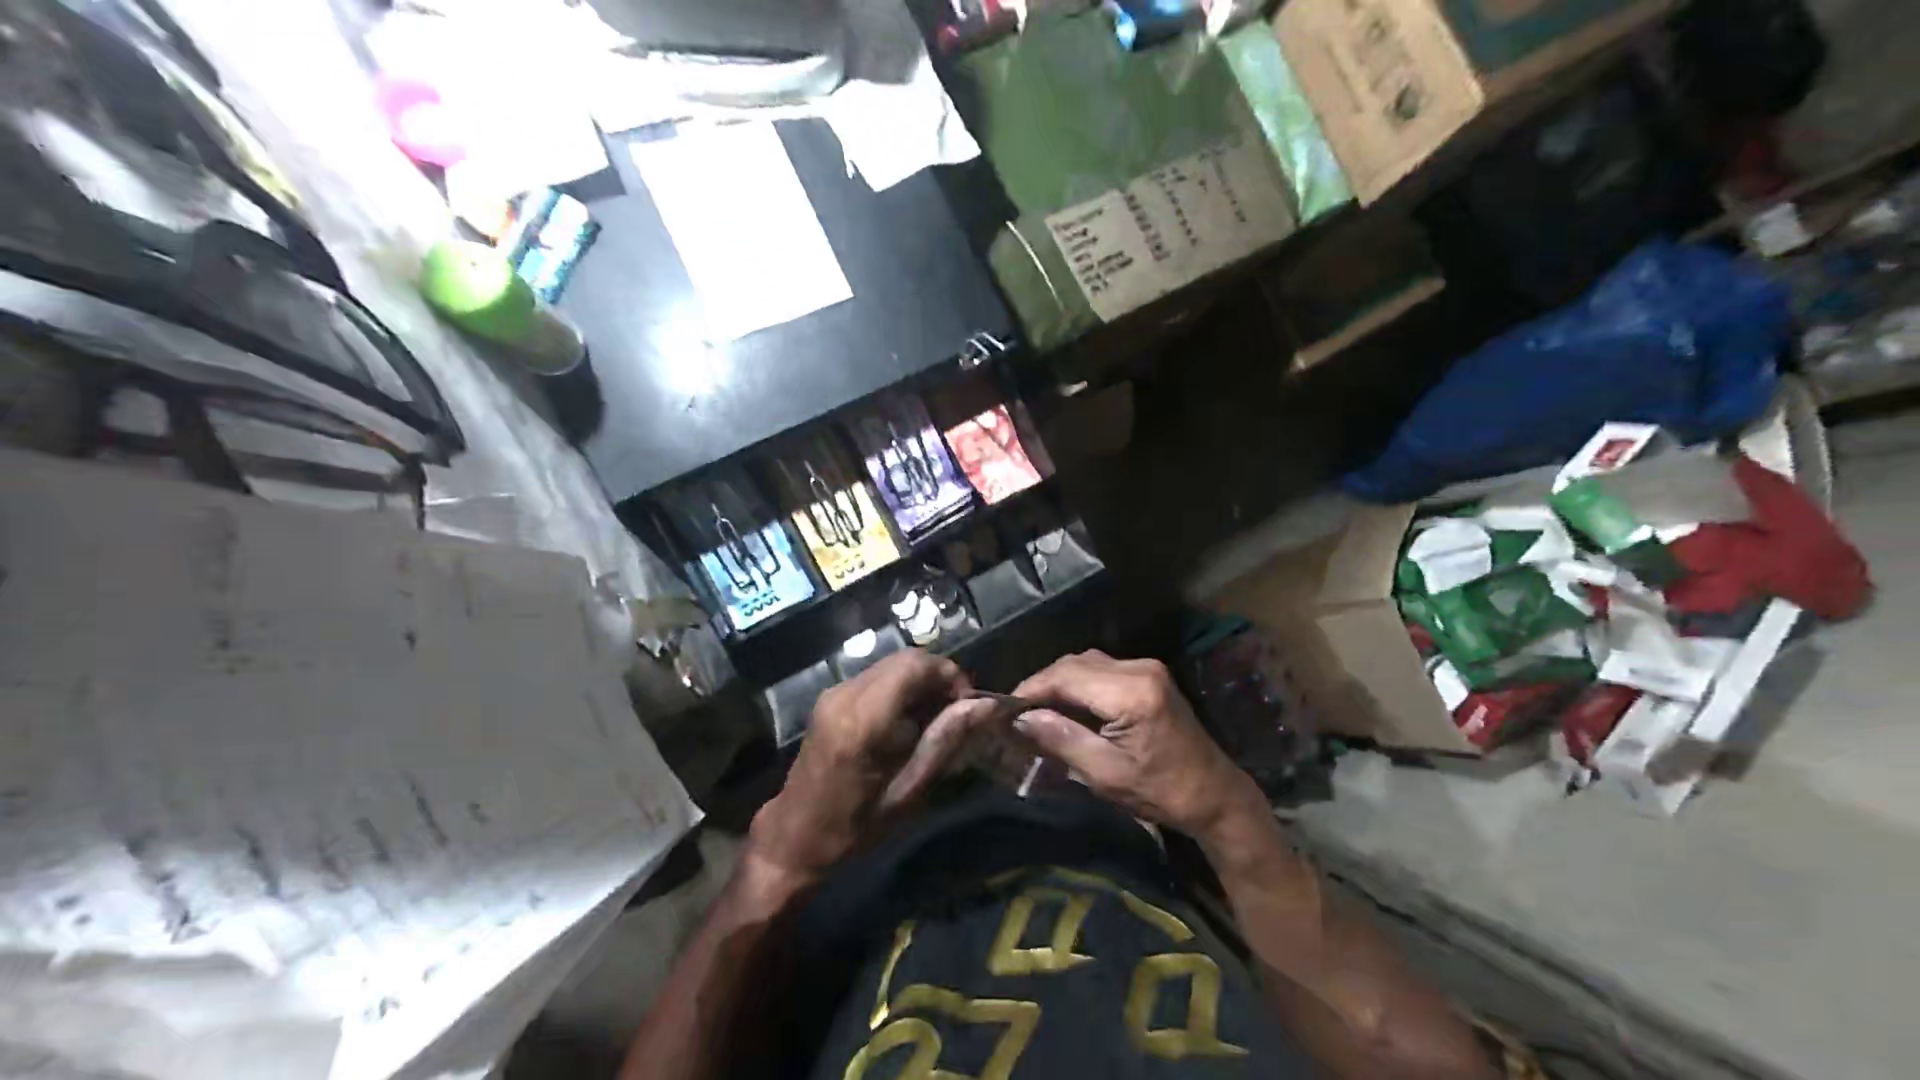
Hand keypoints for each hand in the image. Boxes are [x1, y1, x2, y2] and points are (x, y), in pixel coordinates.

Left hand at [747, 651, 998, 884]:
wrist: (795, 836)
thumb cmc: (854, 827)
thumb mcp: (908, 792)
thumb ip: (946, 740)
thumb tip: (987, 705)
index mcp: (863, 720)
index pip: (915, 665)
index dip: (949, 675)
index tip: (968, 705)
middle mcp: (845, 694)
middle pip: (905, 659)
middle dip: (938, 678)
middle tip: (956, 713)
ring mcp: (834, 692)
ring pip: (892, 665)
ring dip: (921, 683)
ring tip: (935, 720)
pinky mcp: (831, 696)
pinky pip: (877, 676)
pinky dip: (902, 689)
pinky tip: (908, 722)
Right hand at [1012, 650, 1265, 838]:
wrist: (1215, 795)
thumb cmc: (1161, 792)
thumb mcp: (1105, 775)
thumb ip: (1061, 740)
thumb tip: (1021, 719)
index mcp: (1132, 692)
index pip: (1066, 676)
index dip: (1030, 689)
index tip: (1004, 709)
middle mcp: (1139, 669)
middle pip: (1074, 664)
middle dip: (1042, 685)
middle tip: (1017, 714)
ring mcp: (1146, 668)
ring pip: (1085, 663)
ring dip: (1058, 683)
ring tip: (1037, 711)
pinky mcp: (1149, 675)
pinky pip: (1101, 670)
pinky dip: (1078, 684)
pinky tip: (1066, 707)